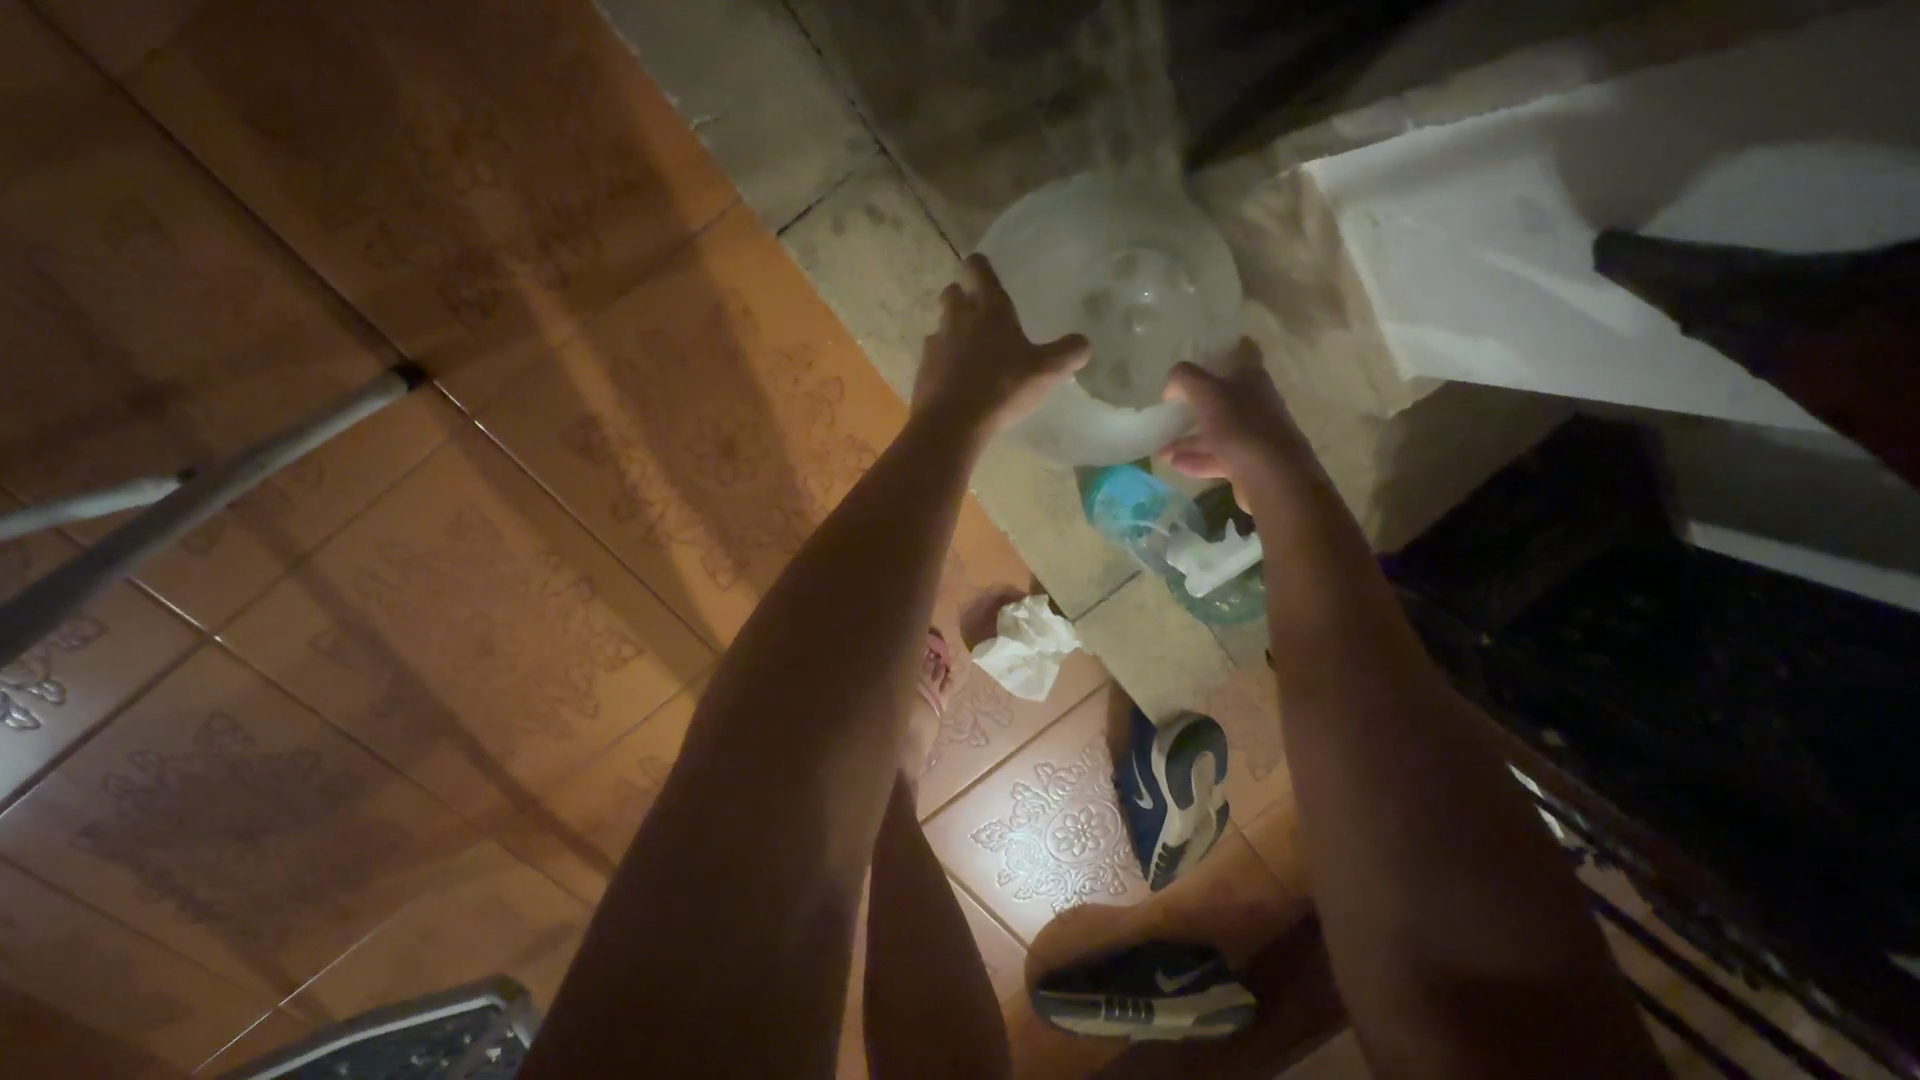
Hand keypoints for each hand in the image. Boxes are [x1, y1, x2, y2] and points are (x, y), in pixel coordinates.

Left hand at [913, 254, 1089, 435]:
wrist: (951, 423)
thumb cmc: (1002, 387)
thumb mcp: (1047, 372)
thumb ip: (1069, 353)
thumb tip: (1083, 342)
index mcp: (990, 310)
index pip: (979, 271)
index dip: (980, 265)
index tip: (982, 266)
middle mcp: (958, 319)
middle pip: (953, 293)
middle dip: (962, 295)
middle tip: (978, 309)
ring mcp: (936, 344)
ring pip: (942, 325)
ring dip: (953, 330)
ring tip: (970, 349)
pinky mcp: (923, 370)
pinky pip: (934, 356)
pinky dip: (944, 361)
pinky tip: (957, 378)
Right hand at [1159, 337, 1304, 491]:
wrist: (1271, 475)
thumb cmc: (1240, 424)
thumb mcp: (1207, 392)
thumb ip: (1185, 379)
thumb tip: (1171, 384)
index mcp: (1251, 379)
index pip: (1246, 353)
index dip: (1235, 347)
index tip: (1217, 348)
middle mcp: (1255, 403)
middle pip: (1227, 396)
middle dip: (1200, 400)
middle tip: (1175, 404)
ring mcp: (1253, 435)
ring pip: (1217, 431)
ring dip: (1190, 438)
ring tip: (1162, 447)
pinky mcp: (1248, 463)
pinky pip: (1217, 457)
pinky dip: (1196, 459)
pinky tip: (1174, 464)